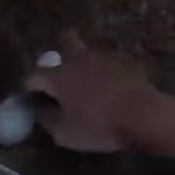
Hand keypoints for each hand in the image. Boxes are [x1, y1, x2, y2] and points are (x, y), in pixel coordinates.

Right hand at [24, 31, 174, 169]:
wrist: (145, 116)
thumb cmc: (99, 126)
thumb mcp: (64, 133)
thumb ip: (47, 119)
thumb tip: (40, 110)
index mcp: (59, 75)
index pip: (34, 75)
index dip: (30, 86)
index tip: (32, 98)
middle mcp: (79, 59)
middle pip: (65, 40)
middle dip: (59, 50)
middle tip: (61, 70)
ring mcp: (105, 58)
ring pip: (89, 51)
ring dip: (84, 62)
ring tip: (87, 84)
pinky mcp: (126, 63)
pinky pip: (109, 63)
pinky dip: (105, 73)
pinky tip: (109, 89)